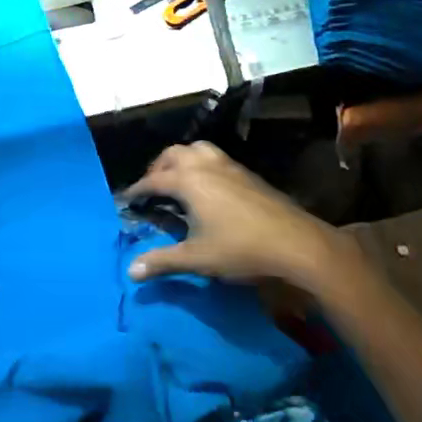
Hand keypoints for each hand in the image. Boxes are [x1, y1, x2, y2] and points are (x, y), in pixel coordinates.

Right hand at [125, 142, 362, 293]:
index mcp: (189, 181)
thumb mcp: (197, 258)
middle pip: (173, 154)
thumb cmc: (241, 249)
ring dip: (182, 160)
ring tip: (177, 182)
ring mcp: (229, 166)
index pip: (154, 180)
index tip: (126, 201)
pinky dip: (201, 164)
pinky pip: (215, 158)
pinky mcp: (247, 173)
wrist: (295, 242)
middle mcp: (206, 165)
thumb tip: (131, 271)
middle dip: (158, 168)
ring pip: (197, 149)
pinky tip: (207, 188)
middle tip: (151, 189)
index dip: (137, 190)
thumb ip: (162, 262)